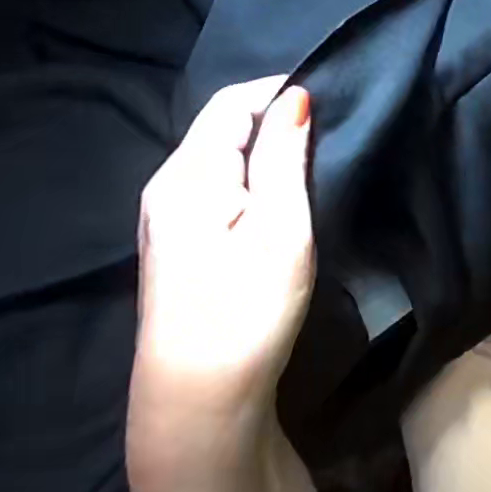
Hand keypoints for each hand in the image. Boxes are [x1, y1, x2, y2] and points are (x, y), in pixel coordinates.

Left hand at [129, 77, 314, 463]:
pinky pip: (211, 178)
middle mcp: (167, 184)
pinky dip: (245, 167)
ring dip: (259, 141)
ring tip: (307, 150)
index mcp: (189, 174)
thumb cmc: (246, 312)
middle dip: (270, 112)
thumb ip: (283, 156)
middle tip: (325, 124)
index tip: (327, 96)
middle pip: (219, 123)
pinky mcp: (173, 238)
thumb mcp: (281, 229)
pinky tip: (272, 187)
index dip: (277, 89)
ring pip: (216, 151)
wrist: (195, 402)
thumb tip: (295, 97)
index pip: (231, 101)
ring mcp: (164, 213)